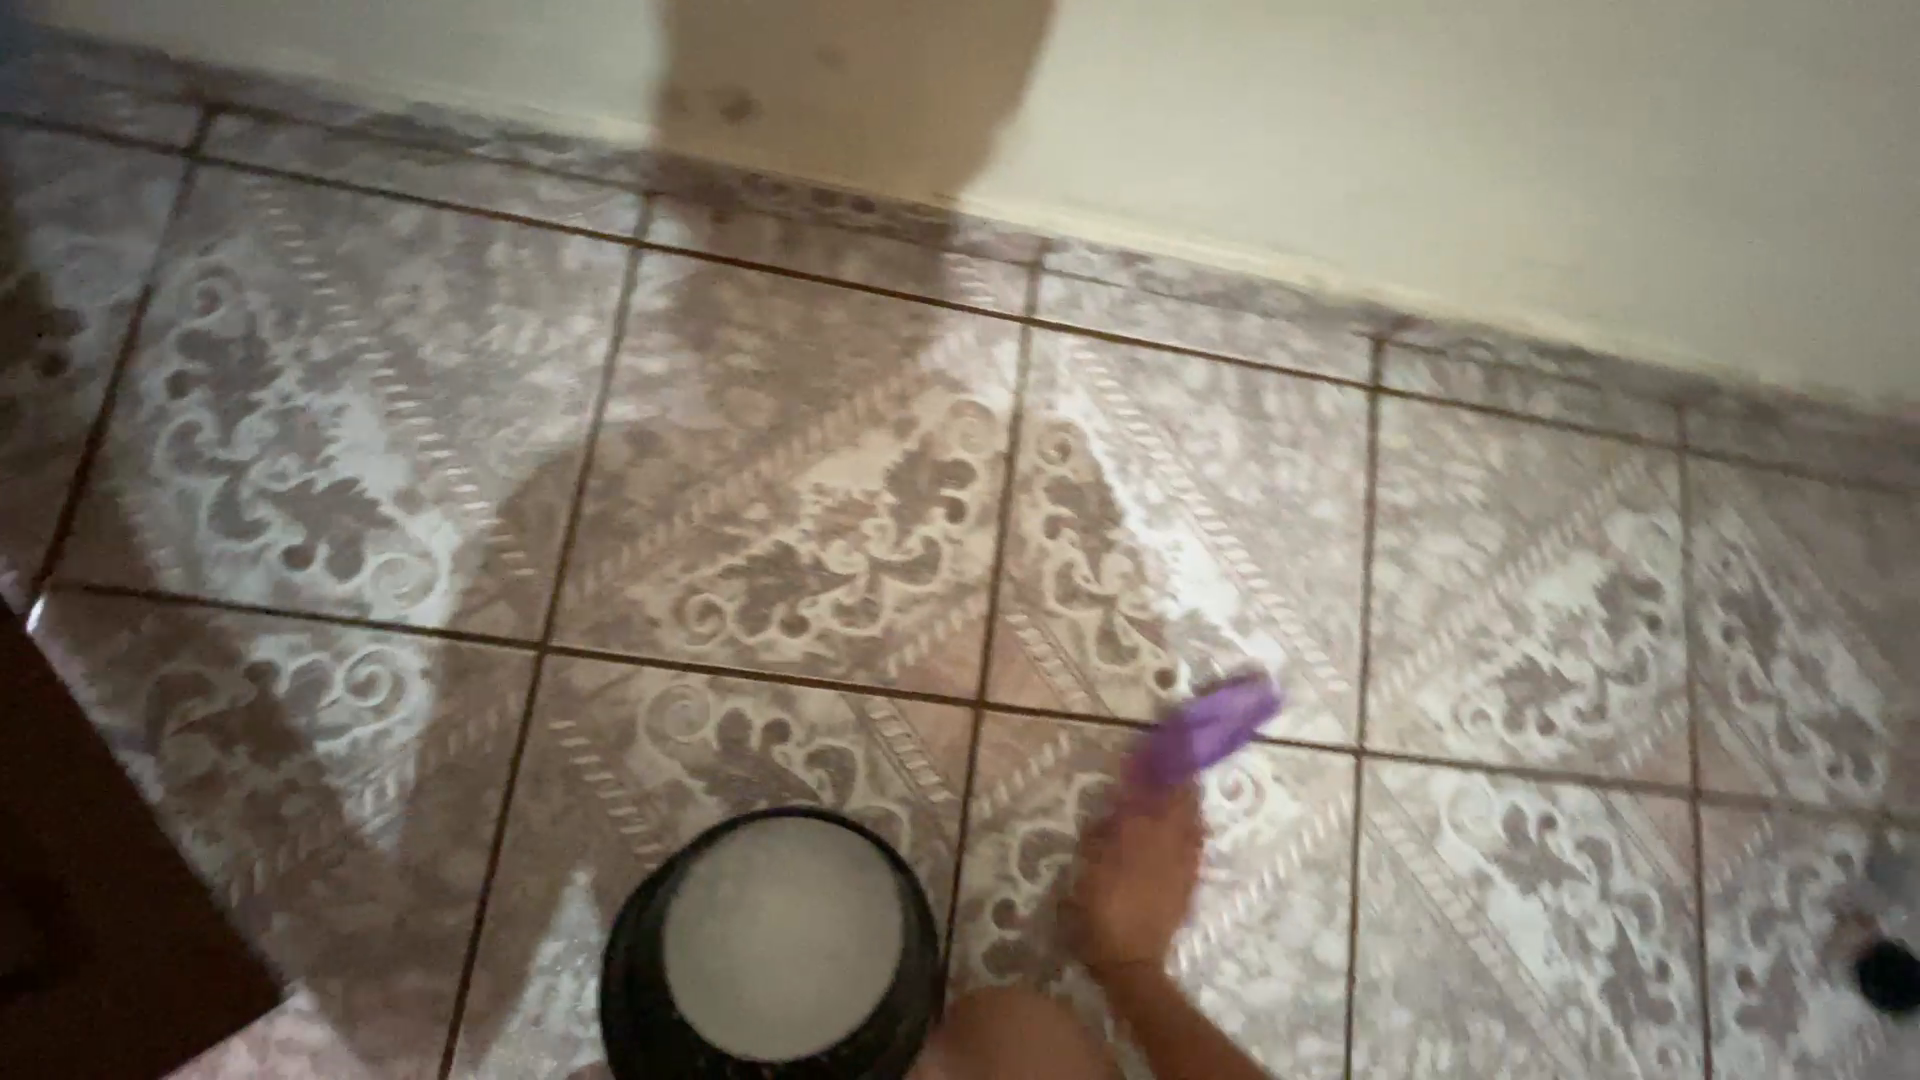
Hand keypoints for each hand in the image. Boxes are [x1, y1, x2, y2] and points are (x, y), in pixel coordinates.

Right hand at [1067, 780, 1204, 982]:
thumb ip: (1100, 835)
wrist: (1130, 959)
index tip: (1145, 753)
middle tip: (1176, 760)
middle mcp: (1162, 842)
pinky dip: (1196, 827)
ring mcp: (1181, 862)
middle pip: (1177, 802)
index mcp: (1133, 835)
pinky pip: (1197, 844)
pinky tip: (1193, 823)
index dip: (1146, 772)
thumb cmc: (1097, 911)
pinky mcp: (1190, 881)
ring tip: (1187, 785)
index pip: (1144, 793)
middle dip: (1177, 779)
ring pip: (1192, 821)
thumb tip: (1113, 811)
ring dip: (1190, 800)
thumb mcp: (1086, 867)